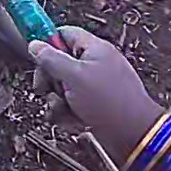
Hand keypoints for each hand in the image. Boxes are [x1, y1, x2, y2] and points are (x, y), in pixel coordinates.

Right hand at [29, 26, 164, 163]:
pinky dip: (66, 112)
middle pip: (59, 62)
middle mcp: (96, 65)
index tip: (36, 57)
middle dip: (49, 77)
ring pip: (63, 85)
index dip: (48, 43)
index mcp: (95, 49)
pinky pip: (71, 103)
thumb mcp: (73, 76)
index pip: (64, 34)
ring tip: (63, 108)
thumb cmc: (110, 102)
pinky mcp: (95, 105)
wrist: (136, 136)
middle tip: (44, 88)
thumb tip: (34, 45)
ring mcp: (96, 86)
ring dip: (56, 98)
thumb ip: (50, 59)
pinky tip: (70, 119)